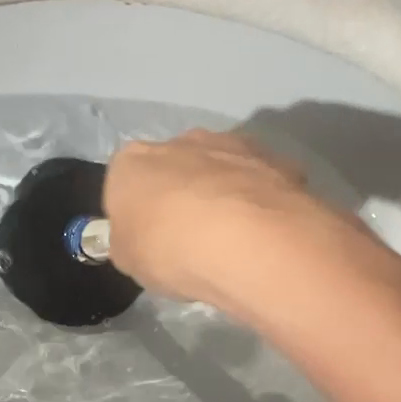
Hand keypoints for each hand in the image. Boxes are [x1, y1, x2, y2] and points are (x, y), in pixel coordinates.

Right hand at [104, 130, 345, 308]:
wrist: (246, 242)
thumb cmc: (169, 249)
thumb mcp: (127, 260)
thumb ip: (128, 241)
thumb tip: (138, 239)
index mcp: (132, 161)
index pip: (125, 185)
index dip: (136, 215)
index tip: (148, 241)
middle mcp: (179, 141)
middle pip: (174, 169)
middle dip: (181, 197)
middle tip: (190, 240)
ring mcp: (231, 145)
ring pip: (220, 170)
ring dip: (222, 195)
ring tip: (232, 239)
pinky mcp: (275, 159)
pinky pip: (259, 182)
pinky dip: (259, 201)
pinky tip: (262, 234)